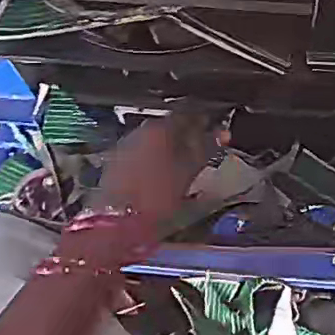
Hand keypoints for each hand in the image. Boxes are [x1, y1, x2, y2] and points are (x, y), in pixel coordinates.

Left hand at [91, 109, 225, 239]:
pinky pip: (141, 152)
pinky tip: (161, 172)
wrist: (115, 222)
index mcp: (159, 128)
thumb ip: (205, 148)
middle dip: (186, 133)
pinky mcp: (115, 162)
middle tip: (203, 146)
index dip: (203, 119)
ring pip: (154, 139)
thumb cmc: (156, 197)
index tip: (216, 128)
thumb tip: (220, 133)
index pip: (187, 112)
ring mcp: (124, 145)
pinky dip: (154, 157)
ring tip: (184, 162)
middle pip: (168, 124)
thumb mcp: (187, 172)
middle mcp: (139, 130)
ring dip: (170, 146)